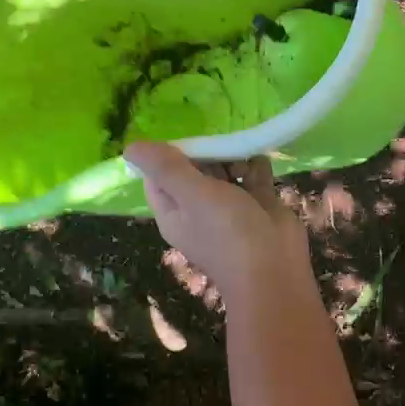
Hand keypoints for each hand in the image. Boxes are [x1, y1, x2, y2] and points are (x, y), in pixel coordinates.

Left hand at [124, 142, 310, 307]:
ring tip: (244, 159)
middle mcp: (198, 206)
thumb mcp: (193, 195)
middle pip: (195, 167)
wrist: (274, 265)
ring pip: (225, 167)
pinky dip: (256, 165)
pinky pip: (251, 173)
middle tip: (222, 147)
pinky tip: (260, 163)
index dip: (170, 153)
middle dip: (208, 151)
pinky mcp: (256, 201)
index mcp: (174, 210)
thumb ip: (166, 168)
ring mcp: (229, 204)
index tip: (190, 140)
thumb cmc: (228, 231)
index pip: (159, 175)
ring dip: (234, 156)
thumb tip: (130, 146)